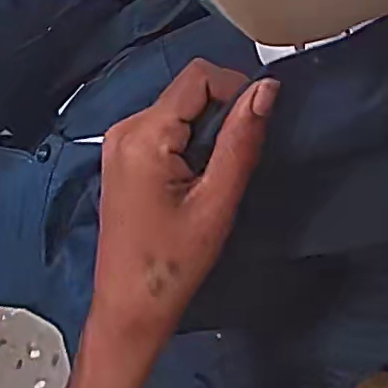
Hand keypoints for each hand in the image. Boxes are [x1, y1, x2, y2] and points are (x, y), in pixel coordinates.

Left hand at [88, 59, 277, 353]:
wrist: (128, 310)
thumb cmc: (174, 263)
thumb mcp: (217, 201)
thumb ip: (242, 139)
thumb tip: (267, 88)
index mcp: (144, 134)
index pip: (199, 76)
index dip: (235, 88)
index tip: (254, 126)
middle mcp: (126, 126)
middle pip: (188, 89)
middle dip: (222, 111)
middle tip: (234, 158)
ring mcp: (120, 140)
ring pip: (180, 106)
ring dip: (207, 127)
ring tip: (215, 173)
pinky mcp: (123, 154)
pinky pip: (166, 125)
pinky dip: (190, 138)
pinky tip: (195, 176)